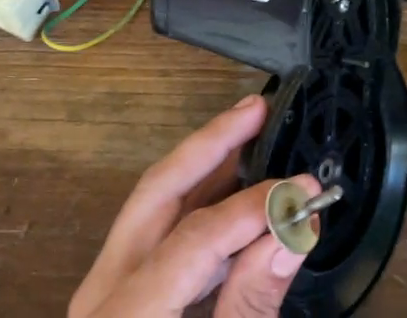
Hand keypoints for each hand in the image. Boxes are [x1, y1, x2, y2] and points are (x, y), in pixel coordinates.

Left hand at [71, 94, 317, 317]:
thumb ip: (249, 306)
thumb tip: (287, 233)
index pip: (196, 239)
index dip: (257, 208)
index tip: (307, 189)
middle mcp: (101, 294)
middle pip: (155, 193)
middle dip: (208, 145)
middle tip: (256, 108)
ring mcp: (99, 292)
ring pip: (149, 203)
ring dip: (200, 163)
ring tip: (246, 131)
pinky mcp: (111, 297)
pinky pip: (150, 231)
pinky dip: (191, 201)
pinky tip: (225, 191)